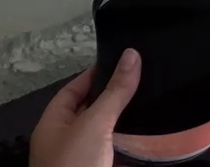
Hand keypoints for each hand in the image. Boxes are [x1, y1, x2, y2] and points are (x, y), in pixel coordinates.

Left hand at [31, 49, 141, 166]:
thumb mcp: (94, 124)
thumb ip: (115, 91)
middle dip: (117, 95)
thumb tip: (132, 53)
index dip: (98, 72)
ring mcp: (84, 160)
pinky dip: (134, 143)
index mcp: (53, 124)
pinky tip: (152, 132)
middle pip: (93, 109)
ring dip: (128, 120)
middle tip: (147, 75)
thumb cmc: (74, 166)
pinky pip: (119, 152)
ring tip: (155, 98)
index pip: (75, 87)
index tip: (126, 59)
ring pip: (109, 132)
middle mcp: (67, 141)